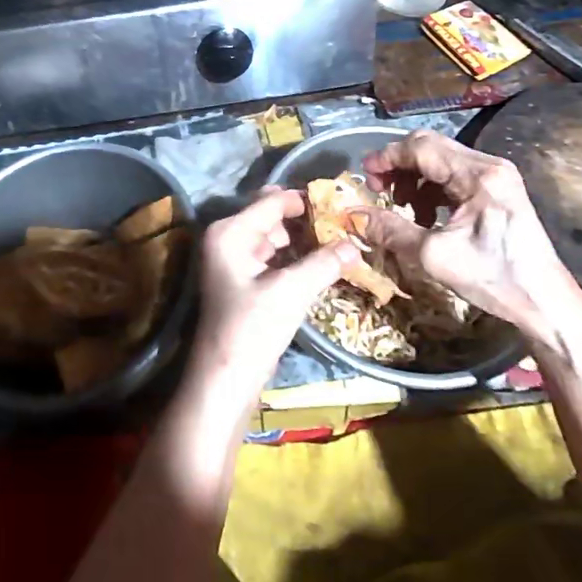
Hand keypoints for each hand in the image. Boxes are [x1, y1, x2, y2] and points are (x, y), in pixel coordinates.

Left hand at [188, 189, 352, 410]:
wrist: (225, 381)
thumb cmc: (251, 329)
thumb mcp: (291, 291)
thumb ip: (324, 262)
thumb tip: (356, 245)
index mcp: (230, 232)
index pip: (274, 201)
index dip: (308, 201)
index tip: (343, 204)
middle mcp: (228, 239)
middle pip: (274, 216)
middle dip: (308, 220)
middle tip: (346, 223)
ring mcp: (235, 262)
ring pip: (276, 238)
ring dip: (305, 241)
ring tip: (341, 241)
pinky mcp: (245, 283)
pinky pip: (275, 258)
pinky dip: (297, 258)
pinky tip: (323, 263)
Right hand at [357, 131, 581, 339]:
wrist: (544, 300)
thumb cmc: (494, 278)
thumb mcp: (435, 256)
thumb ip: (392, 230)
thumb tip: (353, 216)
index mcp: (478, 175)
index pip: (422, 148)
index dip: (388, 157)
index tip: (364, 175)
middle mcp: (490, 165)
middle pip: (432, 147)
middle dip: (400, 165)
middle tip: (377, 190)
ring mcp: (497, 176)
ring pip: (442, 161)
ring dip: (415, 178)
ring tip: (401, 208)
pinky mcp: (498, 191)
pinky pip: (455, 177)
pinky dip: (433, 189)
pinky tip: (425, 216)